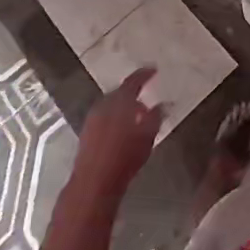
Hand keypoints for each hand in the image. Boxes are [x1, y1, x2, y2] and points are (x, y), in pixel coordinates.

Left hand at [71, 67, 166, 202]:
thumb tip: (162, 104)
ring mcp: (92, 117)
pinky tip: (122, 129)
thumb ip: (156, 116)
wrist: (95, 180)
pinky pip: (104, 115)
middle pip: (120, 92)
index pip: (133, 81)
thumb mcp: (148, 136)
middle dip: (133, 93)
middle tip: (146, 99)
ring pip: (111, 104)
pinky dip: (114, 116)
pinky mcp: (86, 130)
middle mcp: (103, 104)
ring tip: (136, 117)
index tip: (153, 69)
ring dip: (123, 106)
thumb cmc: (126, 158)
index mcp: (119, 101)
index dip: (144, 74)